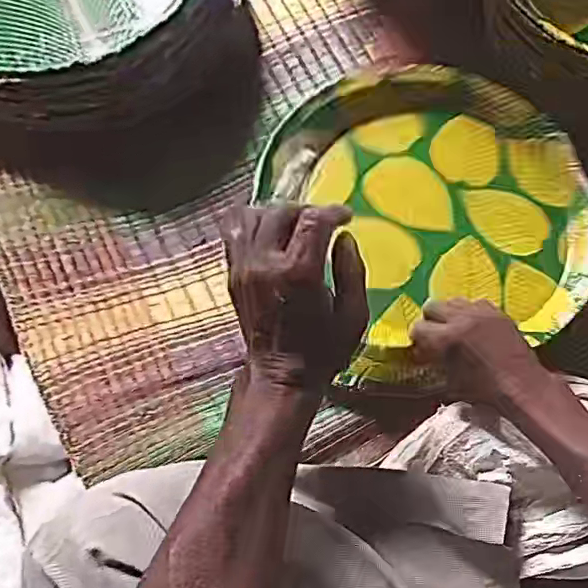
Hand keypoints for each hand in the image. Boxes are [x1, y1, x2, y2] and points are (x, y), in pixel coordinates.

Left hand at [225, 204, 366, 392]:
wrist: (280, 376)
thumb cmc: (323, 351)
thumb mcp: (354, 316)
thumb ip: (353, 272)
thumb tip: (344, 240)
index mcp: (299, 273)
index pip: (313, 220)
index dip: (333, 212)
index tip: (346, 217)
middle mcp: (265, 264)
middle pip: (282, 212)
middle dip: (308, 212)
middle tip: (324, 223)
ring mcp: (243, 267)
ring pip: (255, 215)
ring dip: (279, 214)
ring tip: (297, 226)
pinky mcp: (233, 274)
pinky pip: (236, 231)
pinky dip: (255, 223)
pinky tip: (272, 233)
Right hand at [410, 299, 553, 409]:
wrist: (522, 385)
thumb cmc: (485, 392)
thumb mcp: (452, 382)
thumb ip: (435, 362)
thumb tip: (425, 355)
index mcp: (446, 338)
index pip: (418, 327)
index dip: (418, 339)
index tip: (422, 349)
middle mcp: (461, 318)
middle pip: (432, 306)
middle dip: (431, 321)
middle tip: (436, 336)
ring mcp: (481, 312)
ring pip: (454, 301)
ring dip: (450, 314)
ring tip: (457, 329)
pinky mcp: (498, 312)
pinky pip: (476, 303)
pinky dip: (471, 313)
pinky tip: (476, 327)